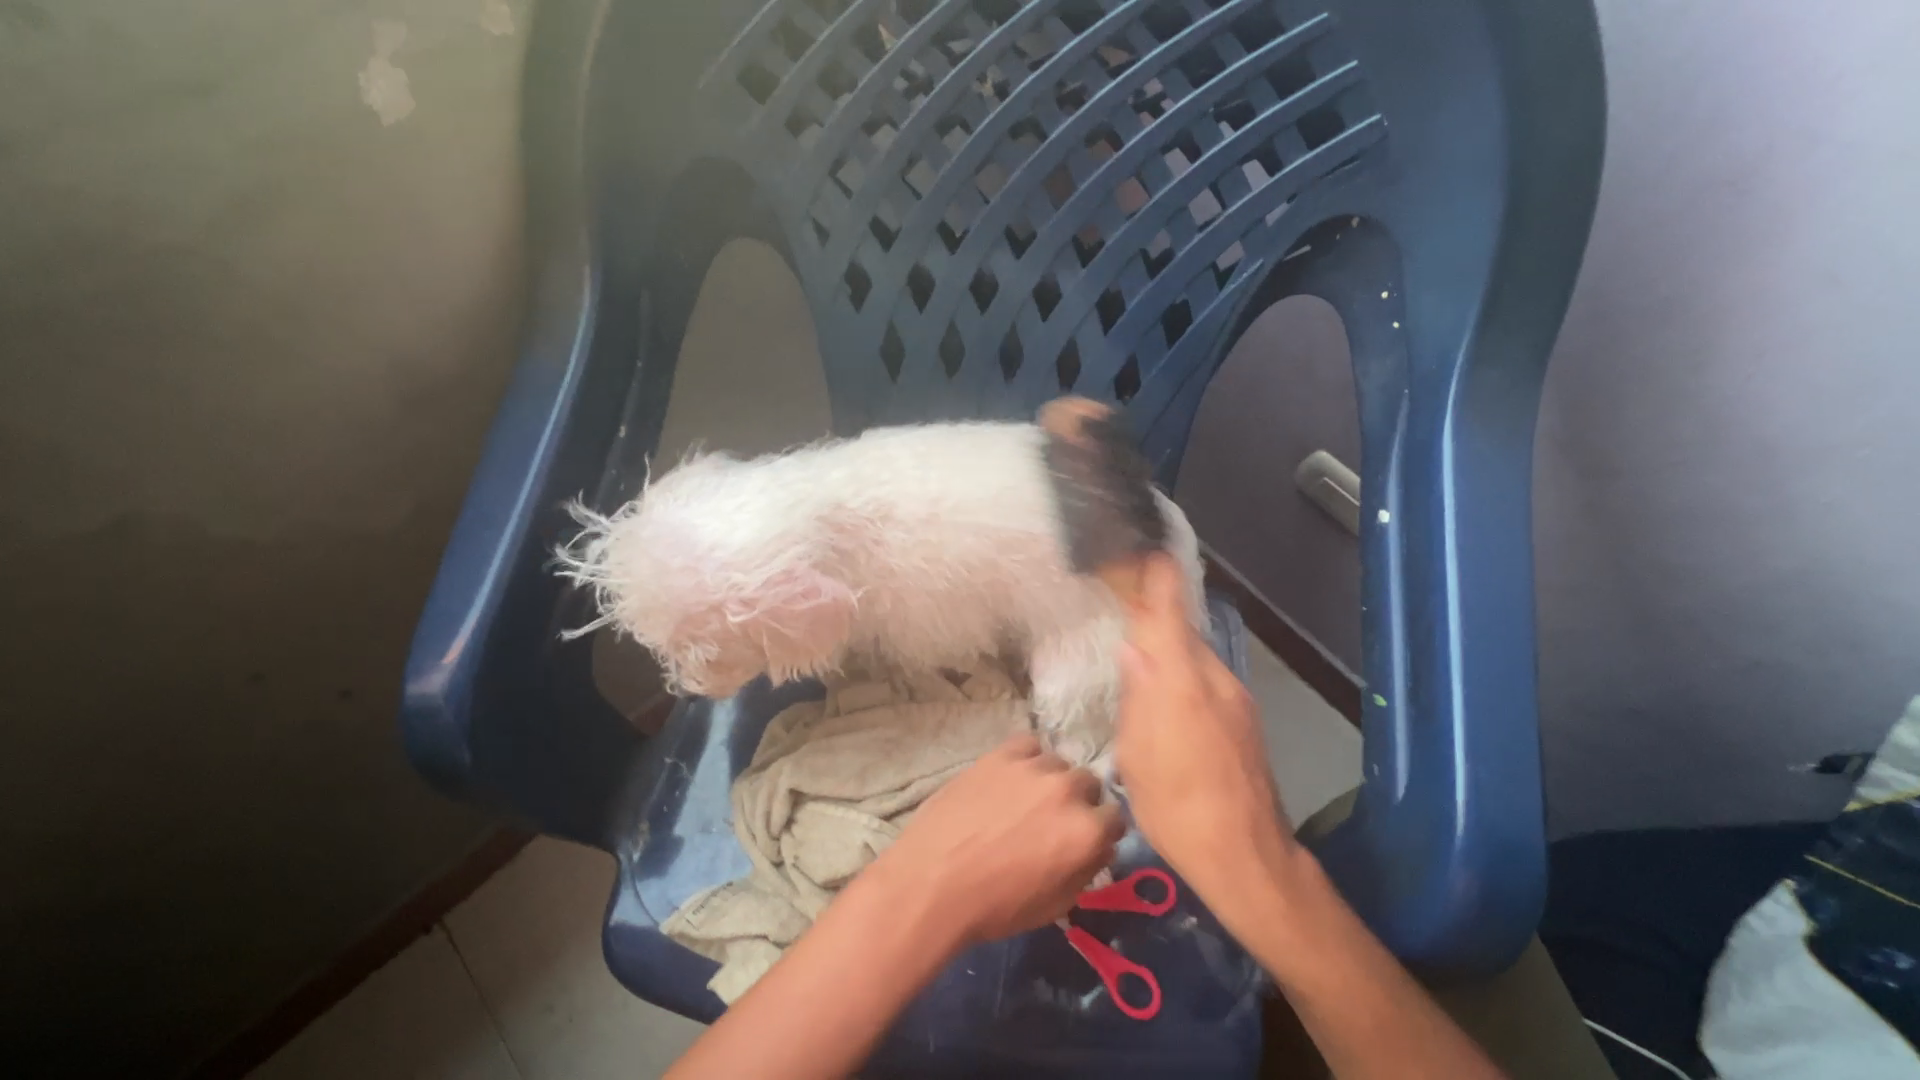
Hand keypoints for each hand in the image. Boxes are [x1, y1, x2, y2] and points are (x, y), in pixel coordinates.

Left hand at [872, 734, 1123, 945]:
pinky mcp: (1000, 755)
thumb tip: (1098, 847)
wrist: (934, 883)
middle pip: (1089, 785)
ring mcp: (1033, 768)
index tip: (1086, 841)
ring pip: (1059, 764)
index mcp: (1088, 832)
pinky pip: (1028, 745)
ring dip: (1051, 781)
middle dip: (1079, 803)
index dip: (1101, 832)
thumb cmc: (997, 907)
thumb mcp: (1057, 905)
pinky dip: (1027, 759)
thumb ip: (1086, 869)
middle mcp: (1068, 792)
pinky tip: (1011, 778)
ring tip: (1026, 800)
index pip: (1115, 818)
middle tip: (1053, 822)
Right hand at [1114, 555, 1295, 899]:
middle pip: (1181, 630)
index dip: (1154, 575)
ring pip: (1195, 657)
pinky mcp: (1246, 719)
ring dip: (1168, 651)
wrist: (1248, 856)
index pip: (1170, 609)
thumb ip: (1136, 696)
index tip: (1137, 549)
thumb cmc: (1177, 810)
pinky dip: (1184, 677)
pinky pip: (1207, 680)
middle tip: (1121, 613)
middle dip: (1153, 617)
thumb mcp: (1137, 757)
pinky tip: (1168, 706)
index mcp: (1181, 682)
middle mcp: (1215, 679)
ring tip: (1139, 666)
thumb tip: (1132, 647)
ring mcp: (1237, 698)